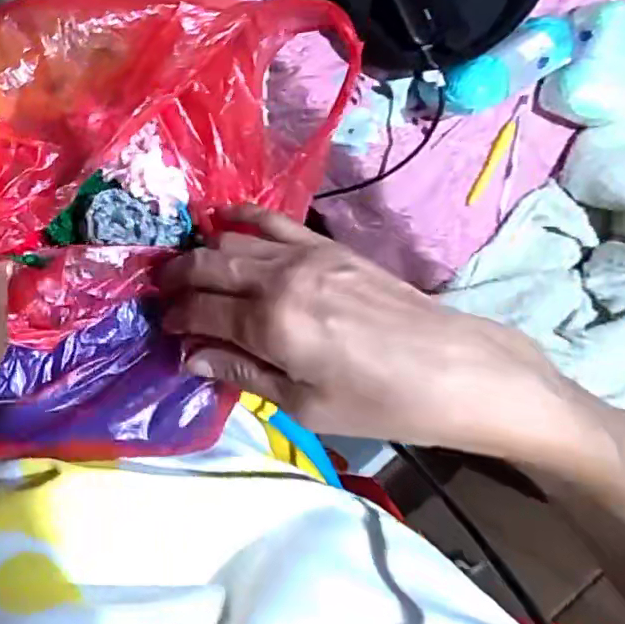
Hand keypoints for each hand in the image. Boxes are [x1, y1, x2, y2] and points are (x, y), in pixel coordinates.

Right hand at [159, 205, 597, 463]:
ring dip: (199, 254)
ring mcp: (303, 254)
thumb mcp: (305, 405)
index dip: (175, 319)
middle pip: (205, 266)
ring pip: (228, 240)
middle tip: (165, 297)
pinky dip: (237, 218)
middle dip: (175, 280)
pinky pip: (268, 219)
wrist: (459, 370)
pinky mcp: (325, 244)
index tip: (166, 329)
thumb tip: (189, 358)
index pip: (199, 311)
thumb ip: (241, 371)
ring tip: (188, 271)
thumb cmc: (382, 403)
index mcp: (271, 325)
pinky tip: (219, 222)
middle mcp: (278, 279)